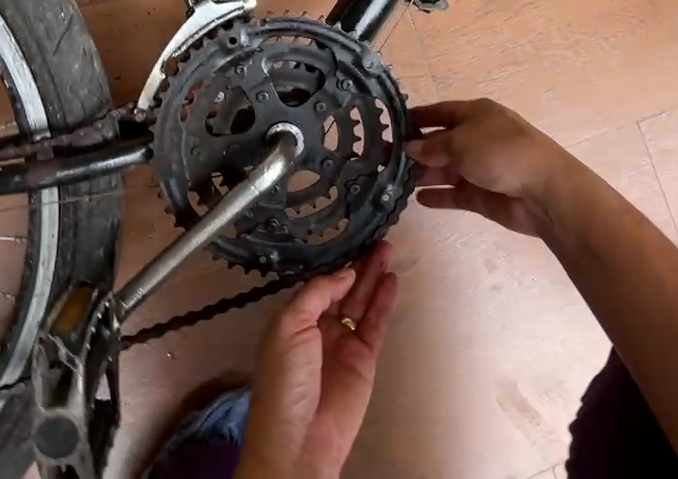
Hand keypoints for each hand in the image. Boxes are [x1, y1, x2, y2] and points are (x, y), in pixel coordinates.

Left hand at [237, 242, 398, 478]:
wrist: (300, 438)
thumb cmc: (285, 379)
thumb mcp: (288, 326)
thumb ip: (316, 294)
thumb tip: (344, 273)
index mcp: (294, 318)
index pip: (319, 283)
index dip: (335, 264)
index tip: (351, 239)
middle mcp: (319, 326)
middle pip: (344, 288)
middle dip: (359, 265)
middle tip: (378, 240)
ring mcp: (343, 342)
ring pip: (362, 301)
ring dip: (374, 277)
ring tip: (388, 250)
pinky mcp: (365, 358)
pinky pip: (375, 323)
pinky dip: (384, 302)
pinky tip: (392, 280)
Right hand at [408, 98, 578, 236]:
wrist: (545, 191)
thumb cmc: (501, 153)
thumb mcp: (461, 142)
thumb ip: (433, 146)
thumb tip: (411, 147)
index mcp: (476, 115)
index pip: (440, 112)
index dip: (417, 117)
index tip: (392, 125)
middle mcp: (477, 138)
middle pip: (441, 142)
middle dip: (416, 149)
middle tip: (385, 159)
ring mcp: (481, 168)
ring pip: (446, 169)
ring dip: (424, 173)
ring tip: (395, 180)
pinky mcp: (483, 195)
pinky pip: (455, 193)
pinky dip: (439, 196)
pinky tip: (419, 199)